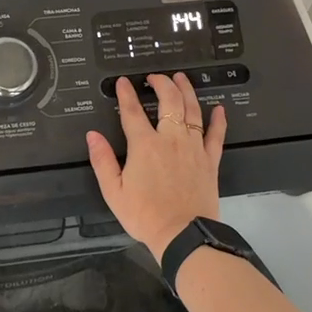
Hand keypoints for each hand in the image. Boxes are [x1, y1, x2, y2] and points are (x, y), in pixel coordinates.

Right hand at [85, 73, 226, 261]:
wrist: (182, 234)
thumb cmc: (145, 215)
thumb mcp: (113, 191)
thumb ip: (102, 160)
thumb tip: (93, 136)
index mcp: (144, 146)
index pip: (132, 111)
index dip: (126, 94)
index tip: (123, 82)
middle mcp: (171, 140)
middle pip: (169, 101)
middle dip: (161, 83)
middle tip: (155, 77)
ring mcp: (193, 148)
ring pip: (193, 111)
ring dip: (186, 91)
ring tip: (181, 79)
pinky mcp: (210, 161)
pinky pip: (216, 135)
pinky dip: (218, 120)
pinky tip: (219, 109)